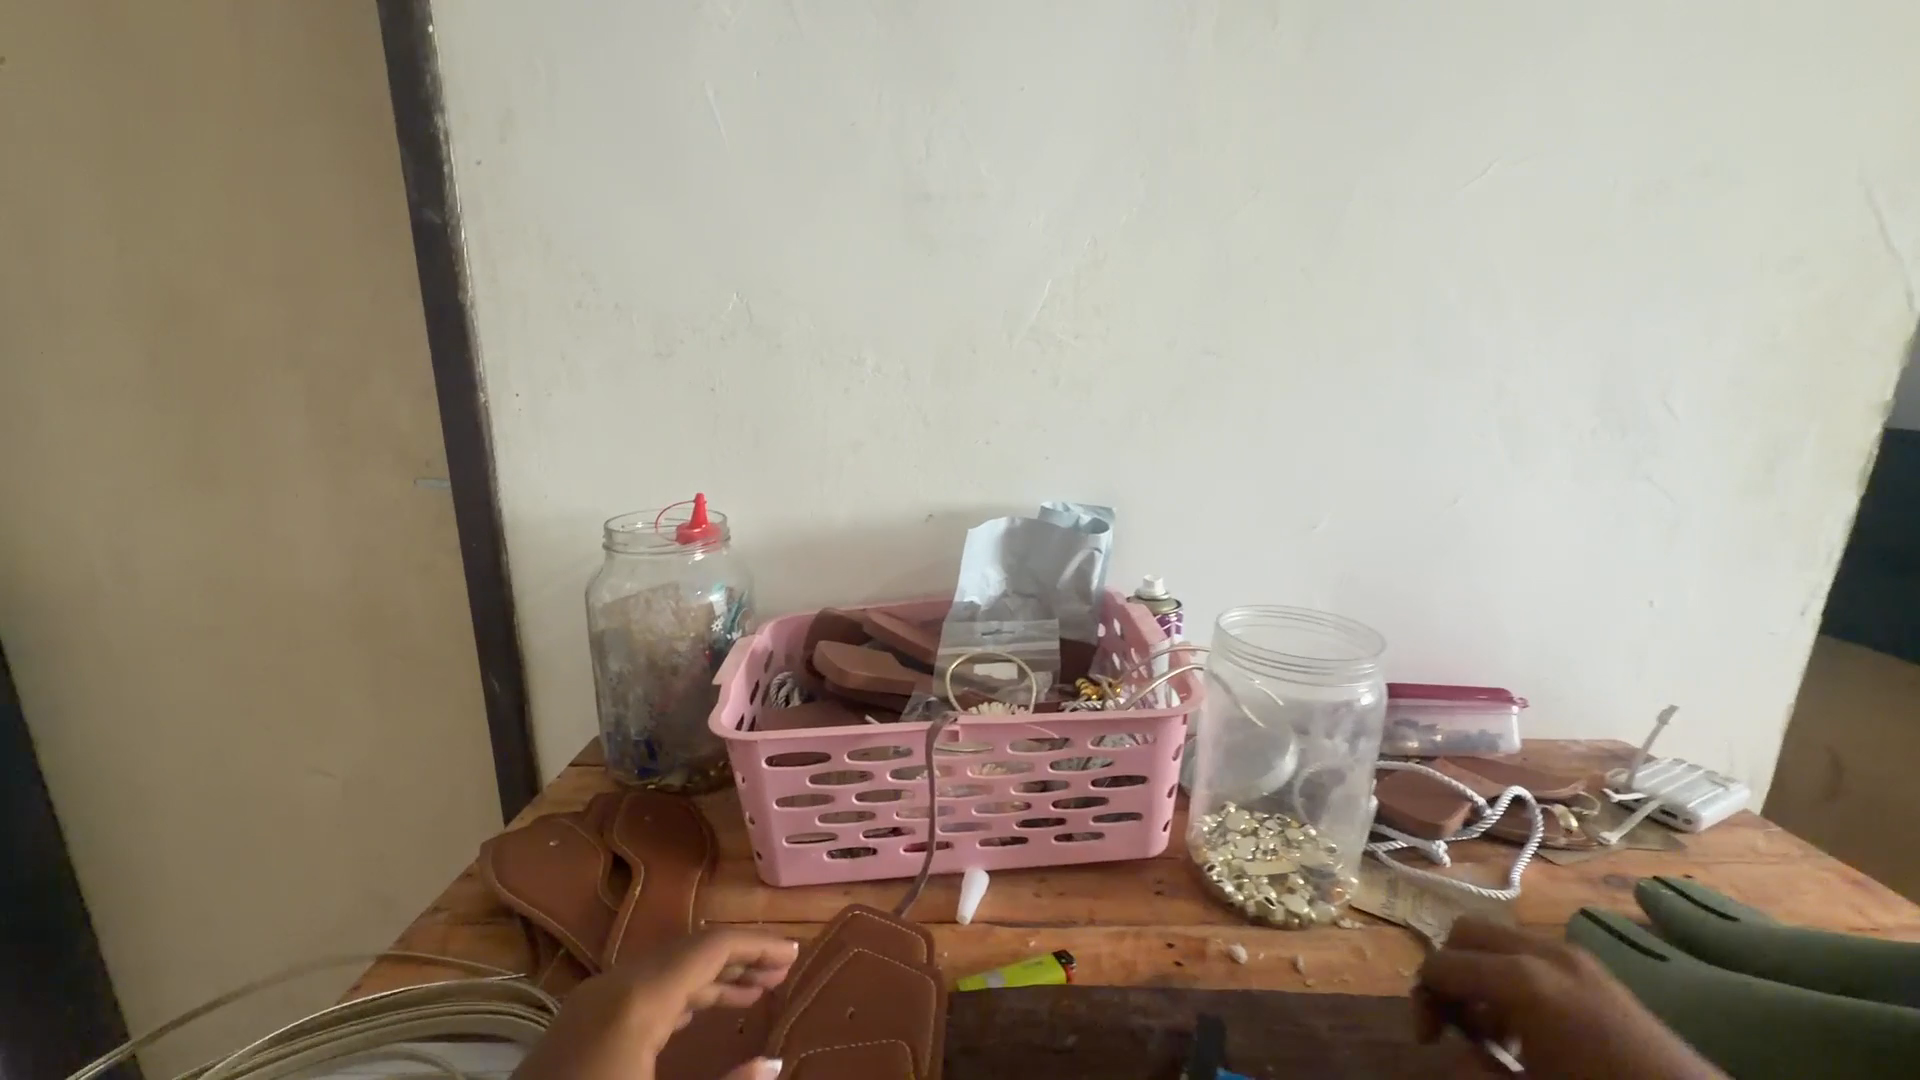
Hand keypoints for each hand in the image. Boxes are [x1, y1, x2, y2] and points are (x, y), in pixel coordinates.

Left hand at [513, 928, 799, 1079]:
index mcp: (639, 998)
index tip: (795, 955)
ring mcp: (591, 1002)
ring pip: (666, 969)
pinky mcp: (577, 1024)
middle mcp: (615, 985)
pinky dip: (681, 992)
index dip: (758, 946)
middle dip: (740, 959)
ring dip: (712, 976)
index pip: (712, 947)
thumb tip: (774, 1064)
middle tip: (783, 972)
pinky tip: (700, 1010)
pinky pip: (643, 989)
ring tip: (754, 991)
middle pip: (690, 952)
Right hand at [1416, 917, 1725, 1078]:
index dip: (1423, 999)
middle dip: (1448, 971)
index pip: (1440, 964)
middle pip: (1465, 933)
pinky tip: (1528, 1026)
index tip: (1430, 1041)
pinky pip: (1531, 953)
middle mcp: (1542, 952)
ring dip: (1480, 974)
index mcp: (1520, 980)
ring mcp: (1573, 955)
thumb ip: (1472, 1068)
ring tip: (1494, 1030)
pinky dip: (1511, 976)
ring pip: (1498, 940)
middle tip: (1454, 1022)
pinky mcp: (1594, 968)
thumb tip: (1452, 1047)